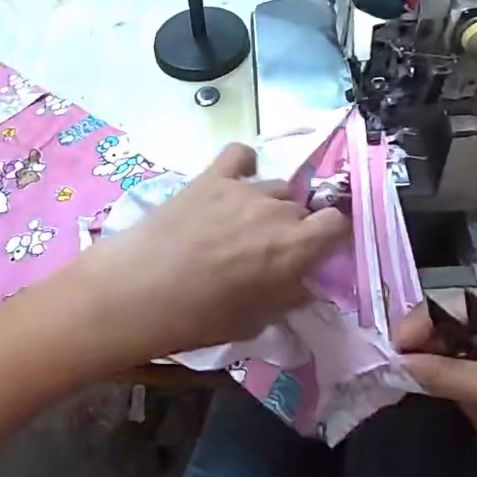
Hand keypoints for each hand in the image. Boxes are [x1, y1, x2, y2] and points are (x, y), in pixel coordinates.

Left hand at [64, 143, 349, 362]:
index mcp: (296, 247)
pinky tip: (232, 182)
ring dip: (267, 204)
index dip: (332, 237)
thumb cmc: (198, 318)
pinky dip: (242, 166)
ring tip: (240, 224)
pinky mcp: (210, 177)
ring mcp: (243, 189)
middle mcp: (277, 210)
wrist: (138, 291)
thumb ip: (286, 298)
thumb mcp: (254, 322)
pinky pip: (240, 155)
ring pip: (274, 186)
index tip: (317, 251)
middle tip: (269, 250)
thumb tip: (300, 284)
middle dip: (294, 227)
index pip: (338, 224)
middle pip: (303, 207)